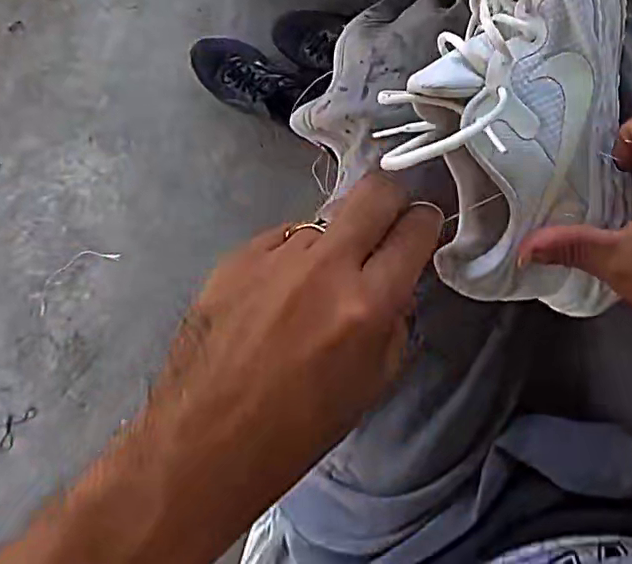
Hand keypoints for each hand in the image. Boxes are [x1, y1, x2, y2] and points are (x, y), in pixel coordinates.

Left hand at [144, 174, 442, 517]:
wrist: (205, 439)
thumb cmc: (296, 427)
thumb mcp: (370, 383)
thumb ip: (395, 321)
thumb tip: (399, 282)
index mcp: (366, 305)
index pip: (414, 231)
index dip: (426, 221)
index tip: (423, 221)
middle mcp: (325, 267)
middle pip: (375, 192)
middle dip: (392, 196)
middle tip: (389, 215)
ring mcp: (278, 254)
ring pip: (326, 220)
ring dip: (333, 242)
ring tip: (312, 285)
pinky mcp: (240, 252)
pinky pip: (284, 238)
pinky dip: (291, 258)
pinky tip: (276, 294)